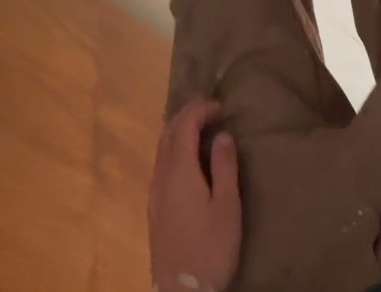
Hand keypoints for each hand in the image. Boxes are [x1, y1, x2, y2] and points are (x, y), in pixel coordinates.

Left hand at [148, 97, 240, 291]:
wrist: (182, 291)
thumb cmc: (210, 247)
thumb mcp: (227, 206)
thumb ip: (224, 166)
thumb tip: (222, 135)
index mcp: (179, 170)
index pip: (184, 125)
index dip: (200, 109)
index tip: (220, 107)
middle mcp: (160, 176)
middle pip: (167, 132)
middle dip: (186, 115)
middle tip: (209, 109)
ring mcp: (153, 192)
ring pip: (161, 148)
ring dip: (178, 131)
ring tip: (199, 128)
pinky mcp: (153, 207)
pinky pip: (160, 164)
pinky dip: (173, 149)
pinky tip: (187, 159)